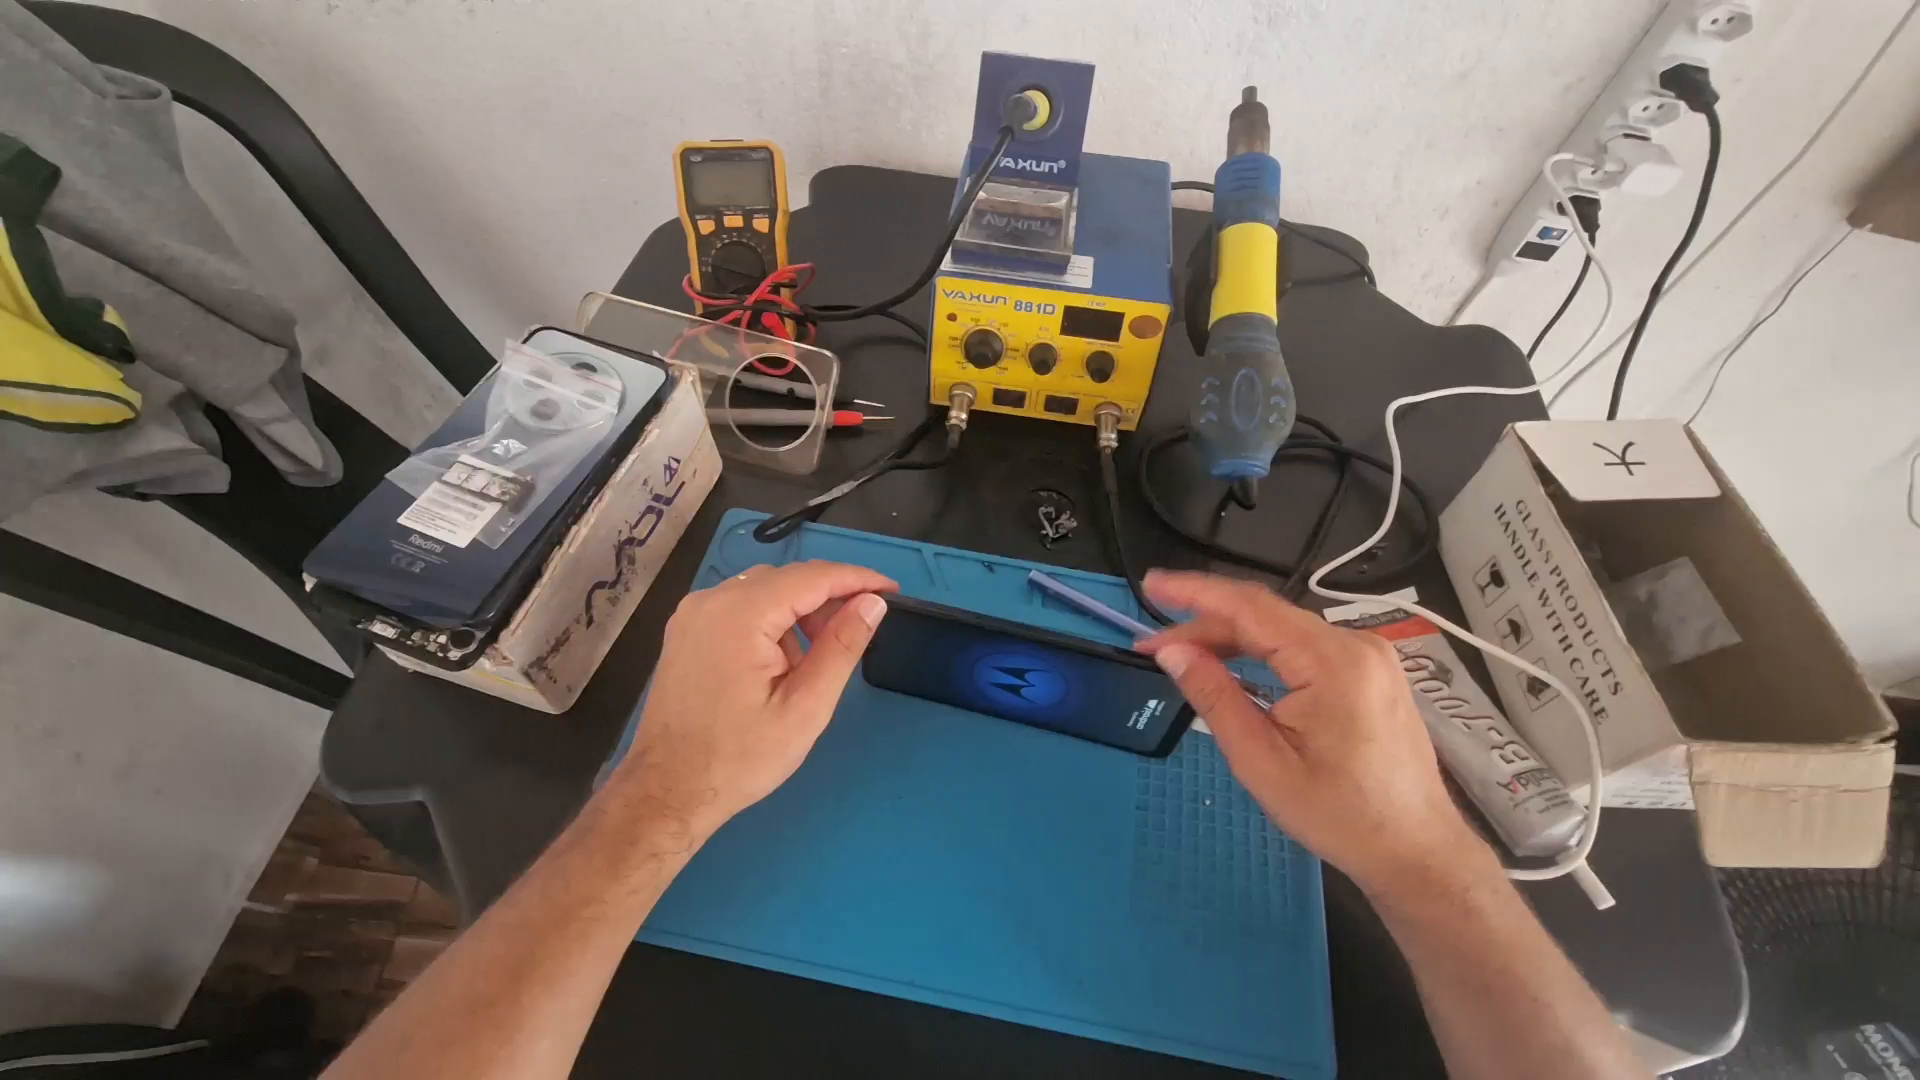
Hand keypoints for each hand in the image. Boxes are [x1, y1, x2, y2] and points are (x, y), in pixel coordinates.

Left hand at [610, 560, 895, 840]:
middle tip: (861, 629)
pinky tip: (782, 661)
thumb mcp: (805, 707)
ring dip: (799, 611)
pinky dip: (771, 620)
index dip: (857, 579)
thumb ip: (842, 647)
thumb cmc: (741, 757)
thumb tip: (873, 602)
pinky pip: (740, 606)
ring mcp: (694, 613)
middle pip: (786, 579)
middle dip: (829, 597)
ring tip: (817, 659)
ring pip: (764, 590)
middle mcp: (712, 600)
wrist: (668, 792)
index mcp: (741, 614)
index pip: (812, 578)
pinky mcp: (687, 630)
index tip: (892, 590)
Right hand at [1136, 571, 1492, 895]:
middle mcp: (1355, 644)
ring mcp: (1367, 654)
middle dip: (1203, 625)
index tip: (1152, 585)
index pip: (1250, 607)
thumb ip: (1215, 697)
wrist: (1417, 850)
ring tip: (1181, 655)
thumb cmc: (1339, 815)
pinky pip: (1300, 645)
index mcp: (1332, 662)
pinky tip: (1229, 664)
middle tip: (1153, 647)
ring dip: (1228, 638)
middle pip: (1263, 617)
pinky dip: (1258, 651)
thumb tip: (1172, 652)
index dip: (1194, 591)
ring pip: (1280, 629)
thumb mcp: (1261, 761)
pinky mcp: (1368, 669)